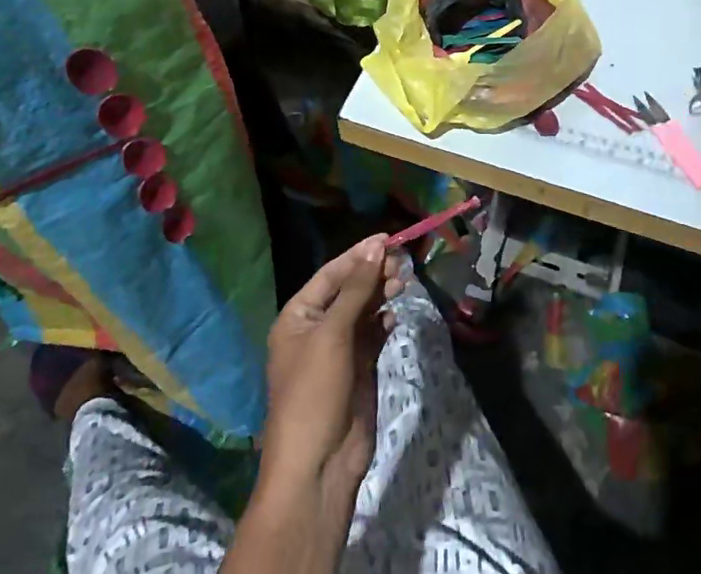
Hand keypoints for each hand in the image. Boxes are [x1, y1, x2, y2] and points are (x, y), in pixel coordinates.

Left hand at [260, 235, 400, 511]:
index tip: (387, 239)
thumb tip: (376, 247)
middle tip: (402, 264)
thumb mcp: (333, 334)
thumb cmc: (314, 391)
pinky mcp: (358, 368)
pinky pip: (372, 335)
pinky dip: (384, 323)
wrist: (318, 462)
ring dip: (381, 296)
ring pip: (364, 311)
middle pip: (349, 291)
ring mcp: (338, 350)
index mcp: (298, 316)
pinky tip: (395, 317)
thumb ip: (357, 289)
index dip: (358, 256)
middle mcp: (316, 329)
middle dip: (373, 275)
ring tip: (403, 283)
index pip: (331, 275)